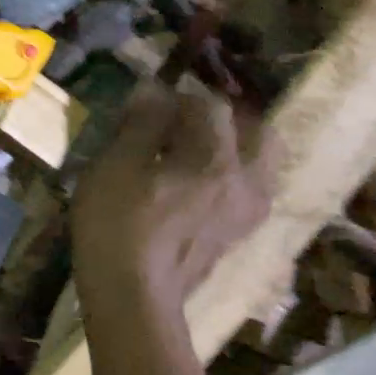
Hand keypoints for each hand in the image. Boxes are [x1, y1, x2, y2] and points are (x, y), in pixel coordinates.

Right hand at [73, 81, 279, 301]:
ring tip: (180, 140)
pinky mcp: (241, 227)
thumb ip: (142, 124)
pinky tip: (187, 173)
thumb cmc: (116, 218)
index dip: (177, 94)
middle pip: (258, 131)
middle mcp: (249, 182)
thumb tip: (154, 87)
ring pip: (259, 158)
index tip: (146, 95)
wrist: (134, 287)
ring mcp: (250, 209)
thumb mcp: (117, 163)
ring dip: (229, 141)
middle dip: (223, 114)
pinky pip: (249, 181)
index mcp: (218, 162)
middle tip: (177, 111)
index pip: (212, 106)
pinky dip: (227, 166)